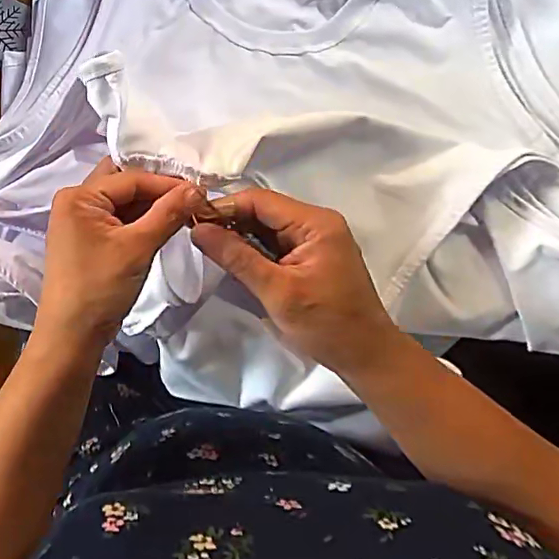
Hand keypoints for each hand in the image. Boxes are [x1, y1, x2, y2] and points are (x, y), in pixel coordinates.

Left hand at [37, 158, 202, 354]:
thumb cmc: (99, 287)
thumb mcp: (137, 247)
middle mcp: (75, 201)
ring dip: (151, 204)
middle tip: (193, 193)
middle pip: (122, 183)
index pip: (130, 177)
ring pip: (122, 201)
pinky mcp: (88, 239)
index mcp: (78, 196)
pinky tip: (166, 222)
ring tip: (186, 208)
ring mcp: (79, 221)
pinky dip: (141, 219)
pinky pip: (118, 218)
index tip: (201, 189)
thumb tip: (197, 189)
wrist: (72, 334)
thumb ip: (167, 213)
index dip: (167, 182)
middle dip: (157, 188)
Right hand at [189, 188, 405, 375]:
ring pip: (264, 225)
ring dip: (236, 234)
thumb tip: (198, 229)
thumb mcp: (276, 291)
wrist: (366, 357)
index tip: (192, 221)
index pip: (259, 200)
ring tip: (206, 245)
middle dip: (227, 220)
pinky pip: (272, 241)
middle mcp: (315, 223)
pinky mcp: (307, 255)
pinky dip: (250, 248)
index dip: (224, 207)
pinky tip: (230, 257)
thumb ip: (236, 257)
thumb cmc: (327, 324)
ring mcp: (313, 239)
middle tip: (195, 234)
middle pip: (261, 209)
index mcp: (315, 223)